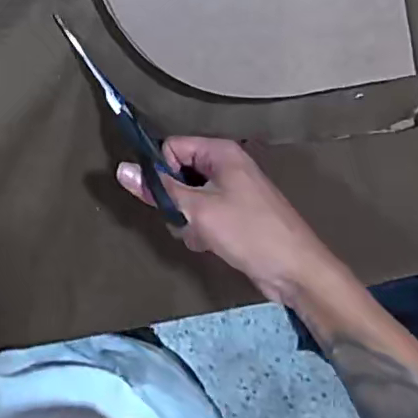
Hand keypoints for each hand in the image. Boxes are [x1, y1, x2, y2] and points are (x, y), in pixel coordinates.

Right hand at [116, 136, 344, 305]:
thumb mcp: (198, 210)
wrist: (296, 271)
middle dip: (175, 199)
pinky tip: (210, 243)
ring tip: (200, 234)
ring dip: (187, 218)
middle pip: (179, 172)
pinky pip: (204, 212)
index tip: (164, 197)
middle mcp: (226, 164)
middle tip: (184, 219)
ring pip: (189, 196)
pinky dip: (201, 228)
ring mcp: (232, 189)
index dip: (162, 171)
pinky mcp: (235, 213)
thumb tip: (122, 169)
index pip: (172, 147)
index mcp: (220, 152)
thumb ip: (159, 190)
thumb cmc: (248, 232)